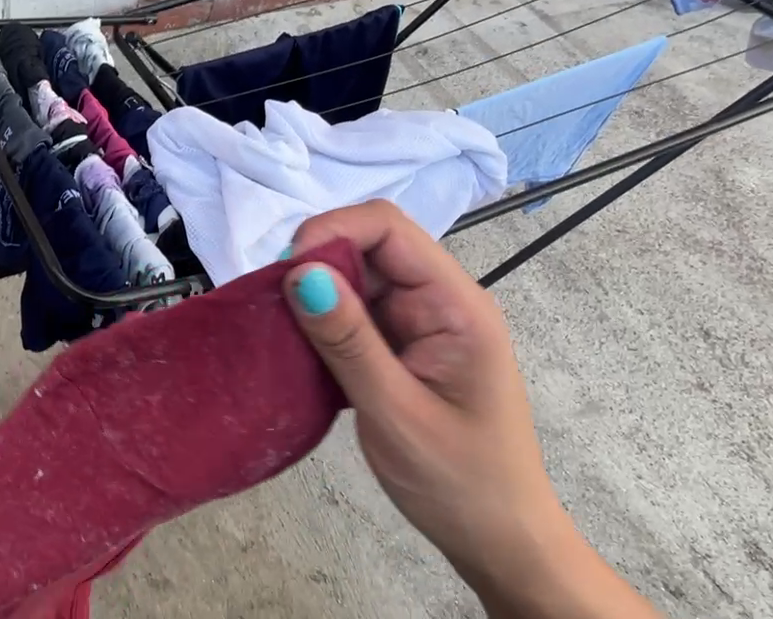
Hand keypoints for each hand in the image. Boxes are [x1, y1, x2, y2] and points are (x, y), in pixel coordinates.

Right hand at [283, 201, 658, 618]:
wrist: (499, 544)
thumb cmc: (460, 482)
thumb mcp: (396, 411)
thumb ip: (348, 339)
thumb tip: (299, 272)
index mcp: (455, 305)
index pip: (388, 228)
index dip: (332, 231)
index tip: (286, 270)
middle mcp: (437, 300)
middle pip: (366, 245)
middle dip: (315, 261)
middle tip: (273, 302)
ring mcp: (417, 321)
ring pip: (352, 275)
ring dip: (312, 291)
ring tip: (278, 325)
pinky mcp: (397, 343)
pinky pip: (350, 308)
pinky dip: (318, 317)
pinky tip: (297, 343)